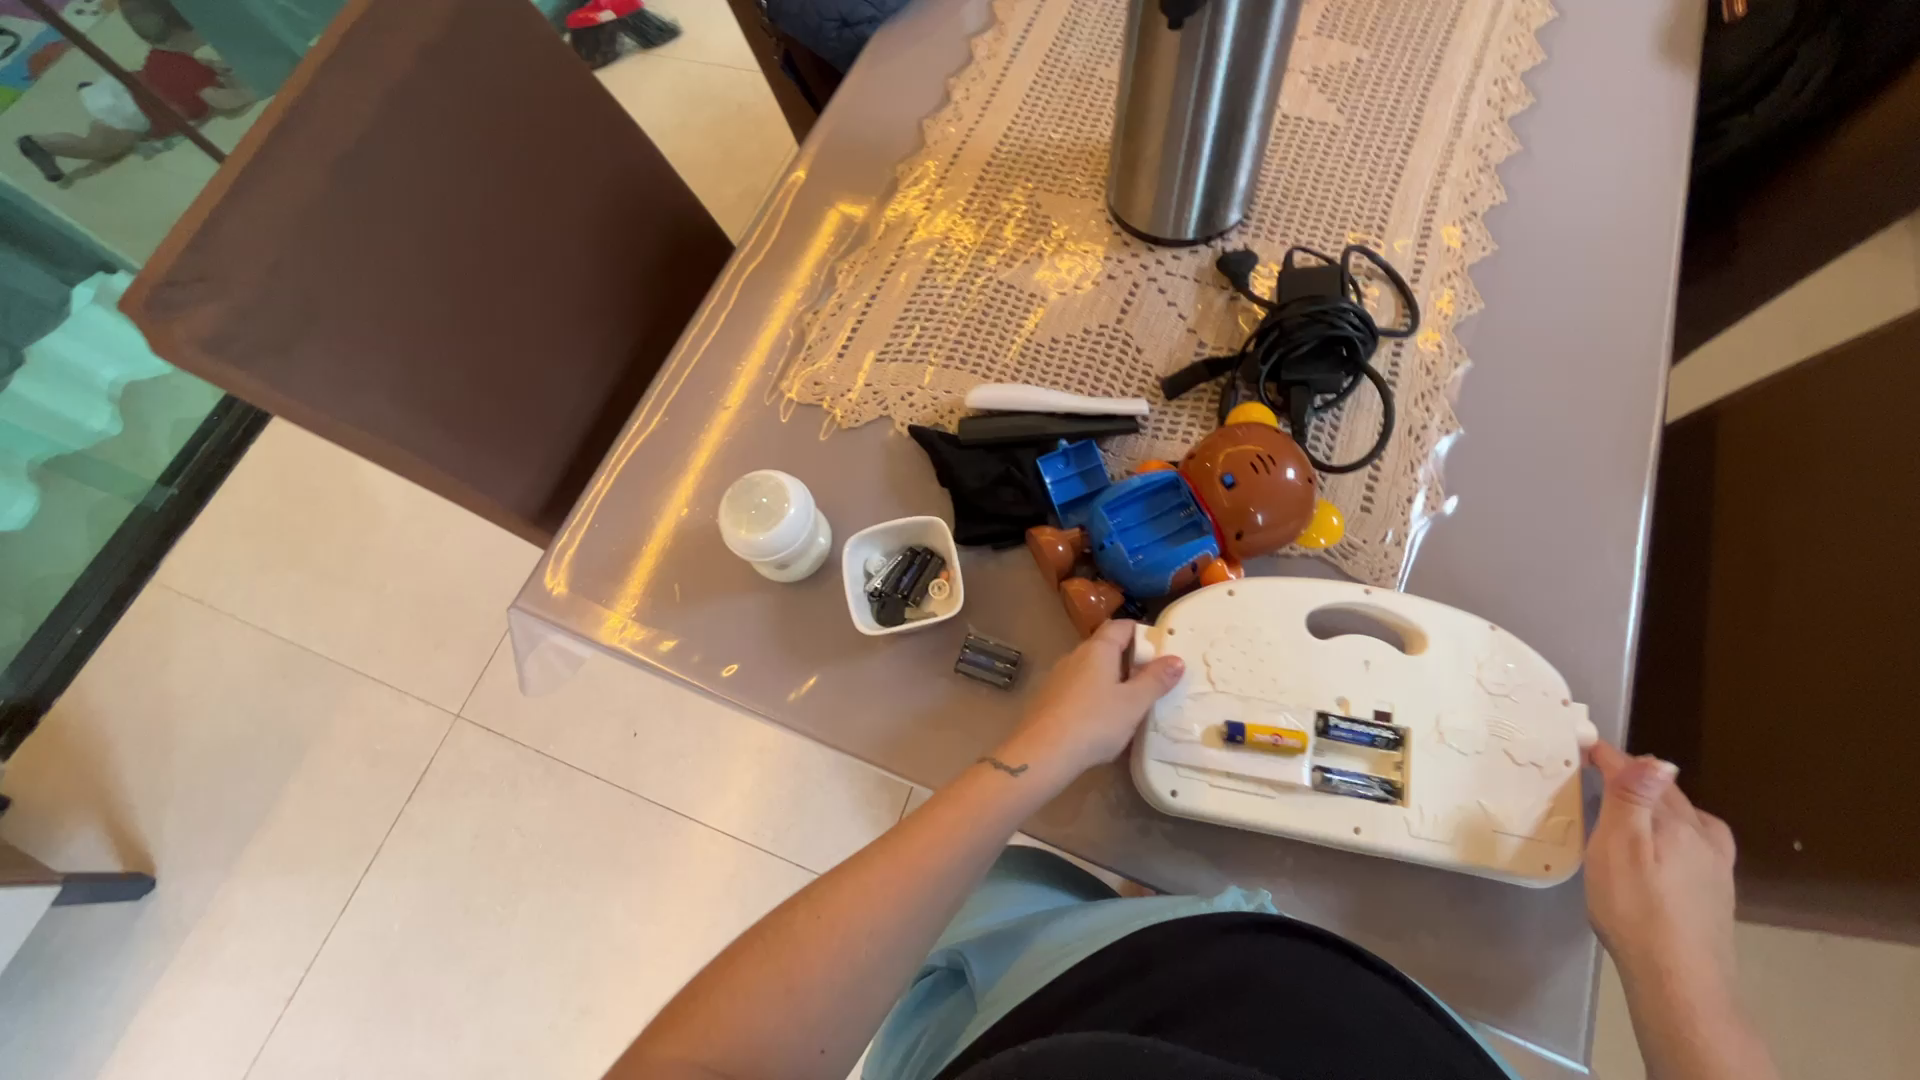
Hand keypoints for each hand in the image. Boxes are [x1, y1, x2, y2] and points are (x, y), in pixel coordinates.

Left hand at [992, 619, 1184, 779]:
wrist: (1043, 752)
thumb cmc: (1094, 722)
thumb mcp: (1133, 703)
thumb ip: (1155, 680)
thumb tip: (1176, 659)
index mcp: (1097, 649)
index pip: (1121, 626)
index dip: (1142, 633)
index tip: (1161, 650)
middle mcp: (1074, 655)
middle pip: (1105, 647)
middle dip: (1129, 659)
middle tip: (1152, 680)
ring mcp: (1058, 676)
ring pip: (1091, 669)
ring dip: (1111, 679)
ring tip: (1131, 701)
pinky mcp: (1048, 697)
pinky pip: (1078, 687)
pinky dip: (1094, 694)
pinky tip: (1103, 718)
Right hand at [1584, 741, 1737, 991]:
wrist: (1680, 977)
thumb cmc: (1636, 907)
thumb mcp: (1620, 847)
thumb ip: (1634, 801)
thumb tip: (1654, 758)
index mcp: (1677, 823)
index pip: (1639, 775)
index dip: (1609, 758)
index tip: (1580, 743)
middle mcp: (1703, 838)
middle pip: (1667, 793)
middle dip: (1633, 775)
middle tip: (1596, 770)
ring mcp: (1715, 866)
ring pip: (1687, 817)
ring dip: (1658, 801)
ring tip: (1629, 804)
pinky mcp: (1715, 890)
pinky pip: (1696, 842)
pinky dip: (1675, 829)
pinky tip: (1663, 846)